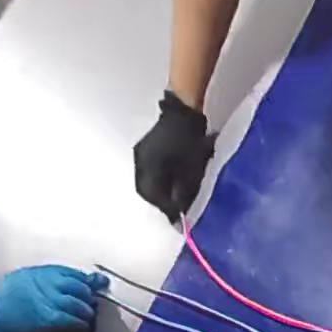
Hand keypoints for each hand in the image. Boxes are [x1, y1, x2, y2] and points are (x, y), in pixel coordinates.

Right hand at [0, 266, 108, 331]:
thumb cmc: (0, 300)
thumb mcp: (21, 279)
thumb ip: (43, 280)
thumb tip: (65, 283)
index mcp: (39, 272)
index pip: (71, 273)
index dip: (86, 280)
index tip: (96, 284)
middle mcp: (46, 283)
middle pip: (80, 286)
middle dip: (89, 295)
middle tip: (92, 303)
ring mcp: (49, 300)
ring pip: (80, 303)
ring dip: (87, 311)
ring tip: (87, 316)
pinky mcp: (50, 318)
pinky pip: (74, 319)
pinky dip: (81, 323)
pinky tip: (81, 326)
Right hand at [132, 91, 214, 221]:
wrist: (184, 110)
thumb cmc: (190, 140)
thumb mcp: (192, 169)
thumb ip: (183, 192)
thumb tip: (179, 212)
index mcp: (149, 166)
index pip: (154, 195)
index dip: (167, 209)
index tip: (179, 221)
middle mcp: (140, 162)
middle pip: (147, 191)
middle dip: (161, 204)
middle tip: (175, 214)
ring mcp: (140, 155)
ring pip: (146, 184)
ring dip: (159, 195)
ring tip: (173, 203)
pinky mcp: (144, 151)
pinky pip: (148, 174)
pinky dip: (158, 184)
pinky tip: (169, 188)